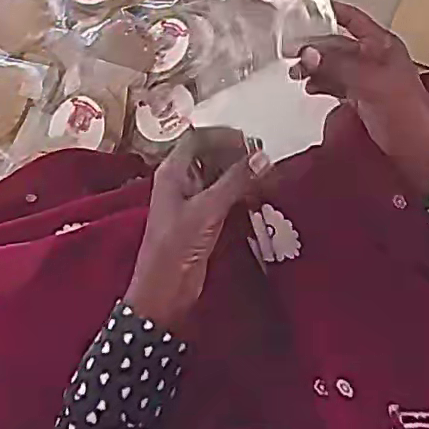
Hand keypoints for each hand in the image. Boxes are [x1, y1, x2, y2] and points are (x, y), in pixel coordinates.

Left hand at [123, 129, 265, 330]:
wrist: (163, 294)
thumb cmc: (176, 247)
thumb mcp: (207, 210)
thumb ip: (235, 181)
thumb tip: (263, 155)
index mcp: (173, 171)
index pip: (198, 138)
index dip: (223, 135)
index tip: (250, 140)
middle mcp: (181, 179)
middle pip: (210, 153)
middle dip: (235, 152)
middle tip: (262, 157)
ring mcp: (192, 199)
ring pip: (218, 174)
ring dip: (240, 171)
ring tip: (265, 172)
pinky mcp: (203, 218)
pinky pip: (223, 194)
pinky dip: (240, 190)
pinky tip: (258, 193)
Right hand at [290, 3, 428, 189]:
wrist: (419, 150)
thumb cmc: (406, 111)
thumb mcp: (369, 81)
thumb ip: (337, 65)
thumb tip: (308, 52)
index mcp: (382, 44)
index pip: (353, 19)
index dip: (332, 11)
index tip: (307, 9)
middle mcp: (375, 58)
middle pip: (339, 44)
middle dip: (315, 47)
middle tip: (291, 52)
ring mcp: (369, 79)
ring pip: (336, 65)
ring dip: (316, 67)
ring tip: (296, 73)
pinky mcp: (364, 99)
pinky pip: (338, 85)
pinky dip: (323, 84)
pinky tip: (311, 87)